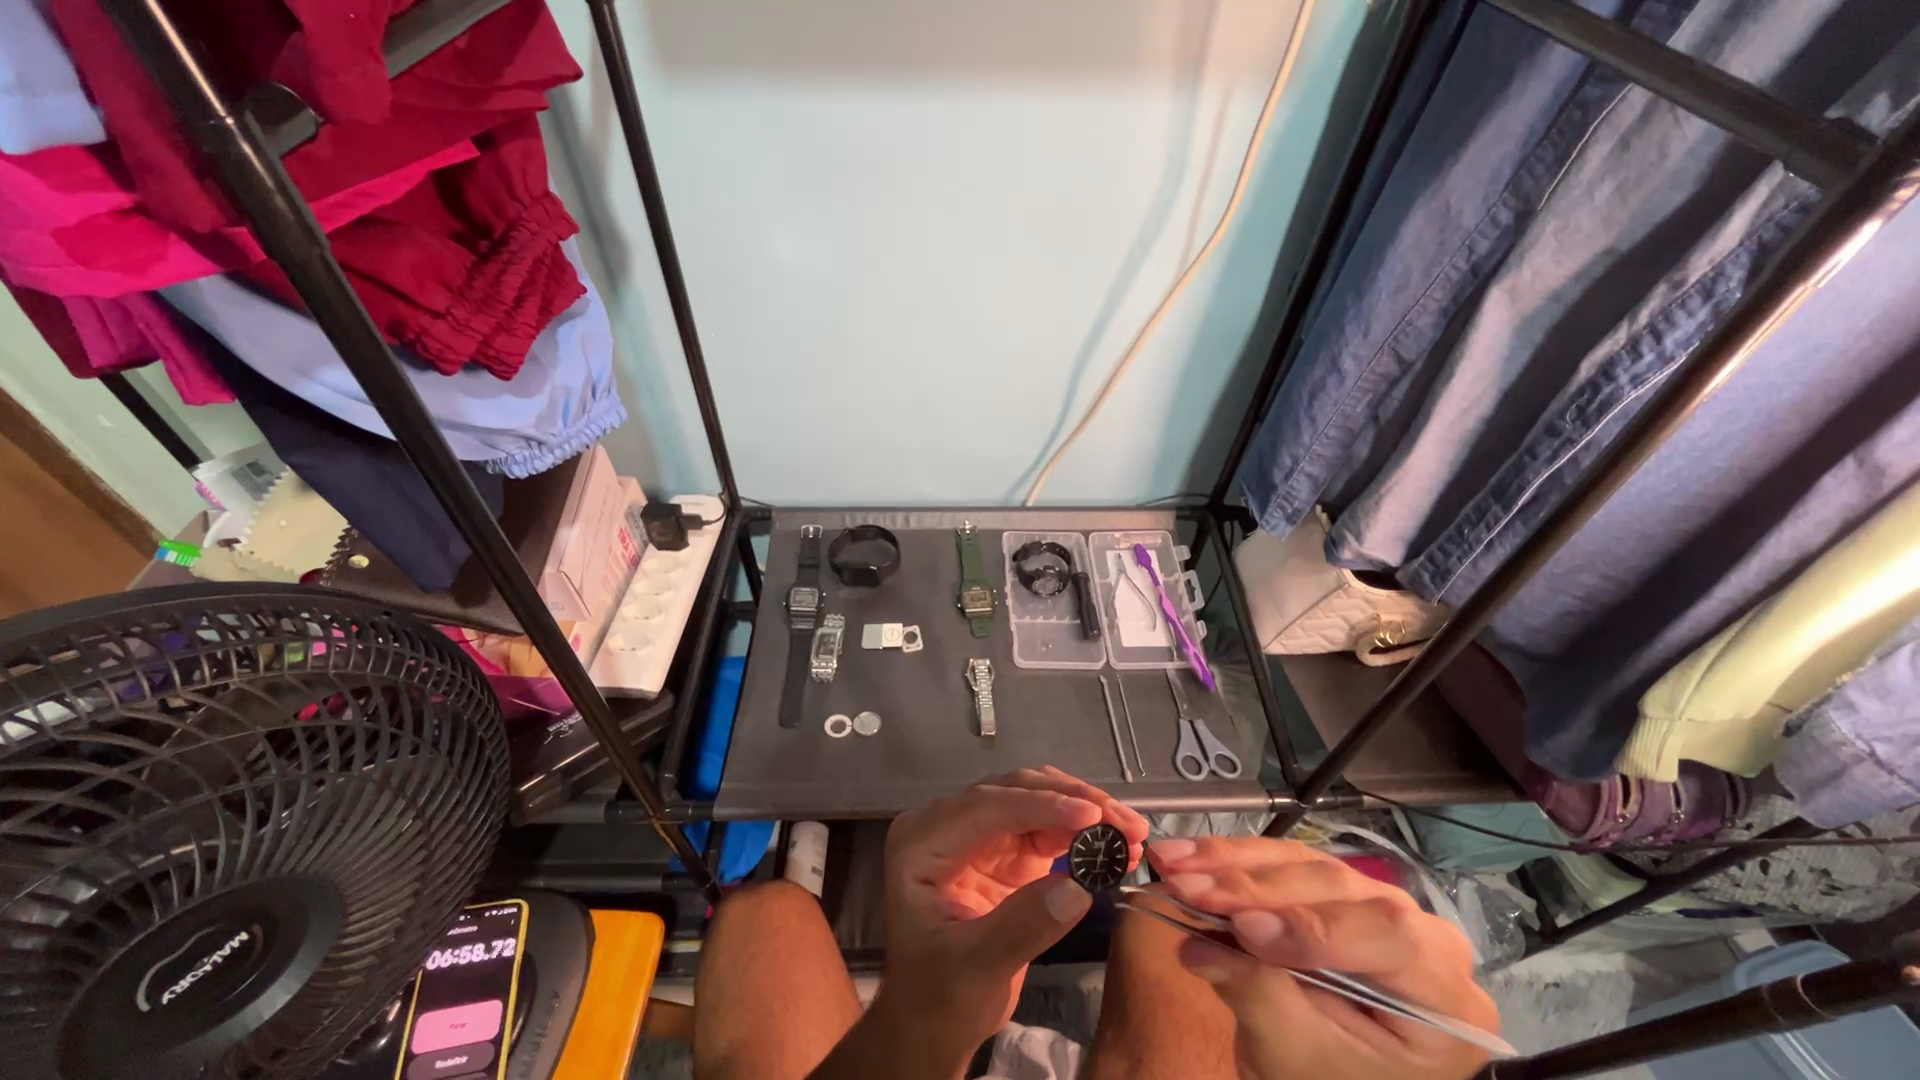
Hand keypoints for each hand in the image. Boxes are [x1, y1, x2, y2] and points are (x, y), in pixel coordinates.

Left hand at [871, 768, 1147, 1065]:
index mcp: (922, 842)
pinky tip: (1115, 844)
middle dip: (1071, 800)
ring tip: (1131, 831)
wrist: (933, 1024)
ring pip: (1035, 800)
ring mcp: (977, 836)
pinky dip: (1081, 832)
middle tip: (1126, 822)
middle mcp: (947, 826)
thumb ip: (1021, 927)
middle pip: (1013, 791)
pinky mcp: (1004, 851)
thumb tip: (1077, 889)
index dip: (1041, 805)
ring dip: (1084, 810)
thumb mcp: (975, 969)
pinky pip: (1047, 827)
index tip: (1092, 815)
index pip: (984, 807)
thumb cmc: (939, 998)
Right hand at [1149, 837, 1498, 1079]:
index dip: (1312, 924)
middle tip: (1183, 886)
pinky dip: (1231, 862)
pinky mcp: (1336, 894)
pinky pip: (1286, 865)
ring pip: (1305, 865)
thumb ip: (1256, 996)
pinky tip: (1186, 858)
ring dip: (1230, 863)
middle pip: (1338, 890)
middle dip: (1252, 888)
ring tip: (1171, 863)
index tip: (1242, 930)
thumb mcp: (1293, 1059)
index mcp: (1445, 997)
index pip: (1388, 937)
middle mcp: (1425, 937)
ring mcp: (1379, 907)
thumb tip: (1200, 943)